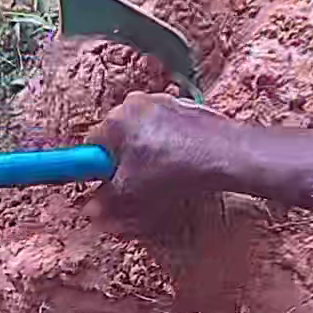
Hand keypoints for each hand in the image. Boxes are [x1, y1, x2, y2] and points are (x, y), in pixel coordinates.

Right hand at [87, 93, 242, 222]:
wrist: (222, 154)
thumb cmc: (172, 170)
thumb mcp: (132, 191)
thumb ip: (106, 201)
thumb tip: (89, 211)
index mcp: (114, 120)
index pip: (91, 146)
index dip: (95, 169)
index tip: (101, 184)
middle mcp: (134, 103)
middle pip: (116, 138)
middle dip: (121, 163)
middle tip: (133, 187)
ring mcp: (161, 101)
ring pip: (141, 134)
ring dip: (144, 156)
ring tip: (159, 177)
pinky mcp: (184, 107)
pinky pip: (164, 129)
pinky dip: (165, 147)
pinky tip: (177, 164)